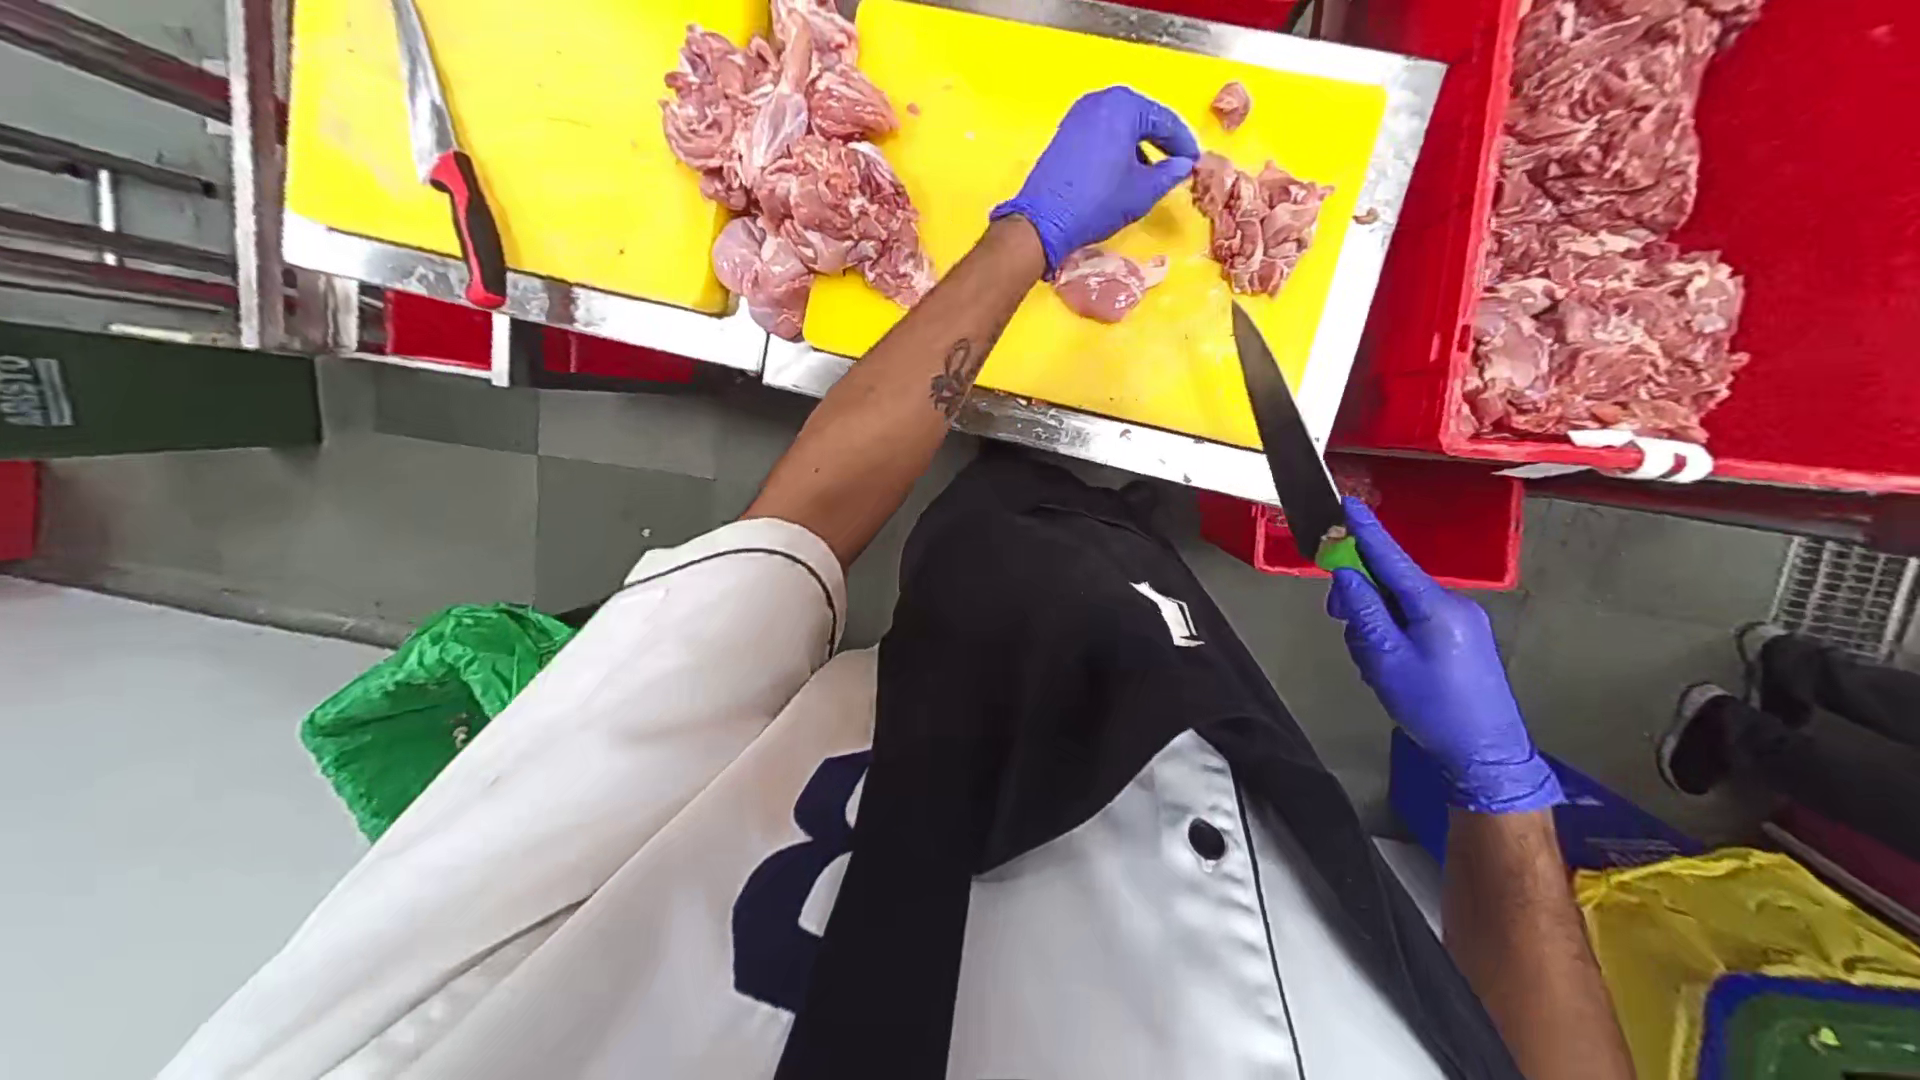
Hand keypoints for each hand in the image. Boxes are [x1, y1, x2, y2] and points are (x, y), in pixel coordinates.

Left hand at [990, 86, 1199, 275]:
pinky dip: (1115, 153)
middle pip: (1141, 120)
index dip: (1183, 144)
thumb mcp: (1142, 192)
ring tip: (1148, 176)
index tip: (1194, 162)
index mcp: (1124, 104)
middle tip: (1174, 166)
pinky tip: (1120, 176)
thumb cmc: (1097, 202)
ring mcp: (1077, 117)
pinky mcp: (1063, 136)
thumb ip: (1169, 174)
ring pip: (1119, 129)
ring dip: (1137, 149)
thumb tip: (1183, 166)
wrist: (1044, 222)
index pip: (1165, 120)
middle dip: (1160, 143)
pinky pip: (1100, 138)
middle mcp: (1099, 101)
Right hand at [1326, 499, 1563, 813]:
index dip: (1366, 531)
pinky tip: (1387, 662)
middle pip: (1391, 581)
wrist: (1486, 752)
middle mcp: (1452, 604)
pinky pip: (1411, 619)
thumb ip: (1363, 611)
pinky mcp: (1459, 637)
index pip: (1392, 558)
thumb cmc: (1432, 705)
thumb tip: (1345, 573)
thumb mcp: (1385, 658)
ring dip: (1373, 622)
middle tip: (1341, 621)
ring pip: (1397, 603)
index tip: (1347, 503)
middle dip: (1360, 594)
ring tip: (1372, 659)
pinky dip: (1389, 632)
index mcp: (1436, 606)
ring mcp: (1459, 621)